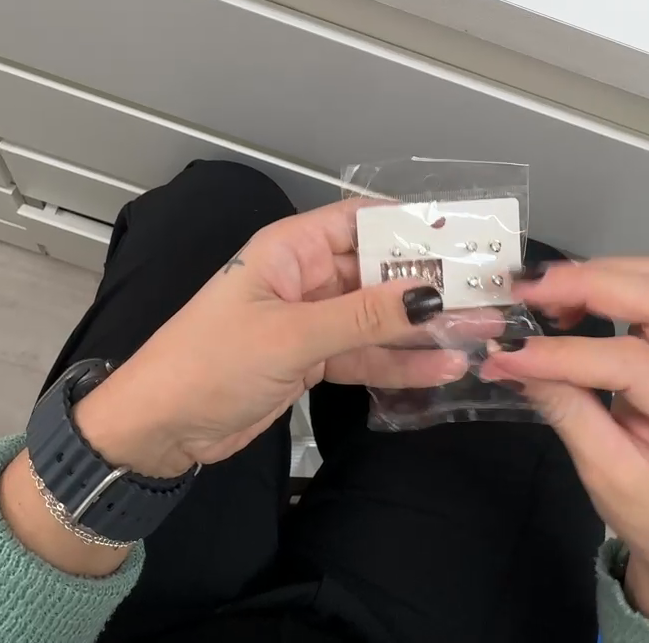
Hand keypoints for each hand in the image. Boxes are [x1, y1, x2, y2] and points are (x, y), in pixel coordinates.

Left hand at [75, 199, 463, 478]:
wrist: (160, 428)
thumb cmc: (212, 361)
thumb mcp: (291, 337)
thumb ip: (363, 319)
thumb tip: (431, 296)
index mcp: (290, 248)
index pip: (361, 221)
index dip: (412, 226)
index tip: (466, 239)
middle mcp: (305, 276)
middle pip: (377, 271)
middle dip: (429, 286)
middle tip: (487, 298)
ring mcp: (310, 319)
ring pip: (377, 317)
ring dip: (422, 329)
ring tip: (481, 336)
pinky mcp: (311, 359)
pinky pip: (364, 353)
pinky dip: (398, 363)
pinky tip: (442, 371)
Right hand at [480, 258, 648, 642]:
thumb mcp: (604, 474)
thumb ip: (563, 407)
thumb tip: (510, 356)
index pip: (635, 363)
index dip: (566, 351)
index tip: (510, 350)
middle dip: (589, 283)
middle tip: (528, 291)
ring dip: (601, 275)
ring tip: (548, 294)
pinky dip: (612, 281)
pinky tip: (575, 299)